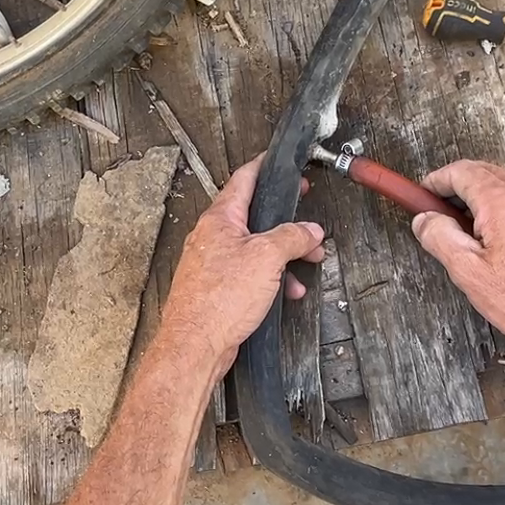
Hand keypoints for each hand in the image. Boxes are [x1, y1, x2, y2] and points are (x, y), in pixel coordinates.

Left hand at [158, 154, 326, 376]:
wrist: (195, 344)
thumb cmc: (218, 300)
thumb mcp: (267, 258)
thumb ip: (292, 238)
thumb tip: (309, 230)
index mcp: (220, 219)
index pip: (243, 179)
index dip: (263, 166)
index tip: (275, 160)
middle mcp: (213, 237)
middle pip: (254, 216)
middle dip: (285, 221)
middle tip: (303, 215)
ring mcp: (213, 263)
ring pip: (255, 248)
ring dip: (282, 254)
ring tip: (306, 262)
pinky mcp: (218, 287)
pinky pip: (250, 273)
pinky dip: (270, 277)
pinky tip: (287, 291)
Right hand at [410, 160, 504, 361]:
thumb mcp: (468, 273)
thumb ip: (439, 238)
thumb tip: (425, 220)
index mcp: (504, 203)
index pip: (462, 172)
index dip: (436, 180)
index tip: (423, 193)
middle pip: (484, 171)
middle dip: (456, 185)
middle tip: (438, 209)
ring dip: (481, 196)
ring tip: (467, 229)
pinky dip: (504, 206)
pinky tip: (497, 236)